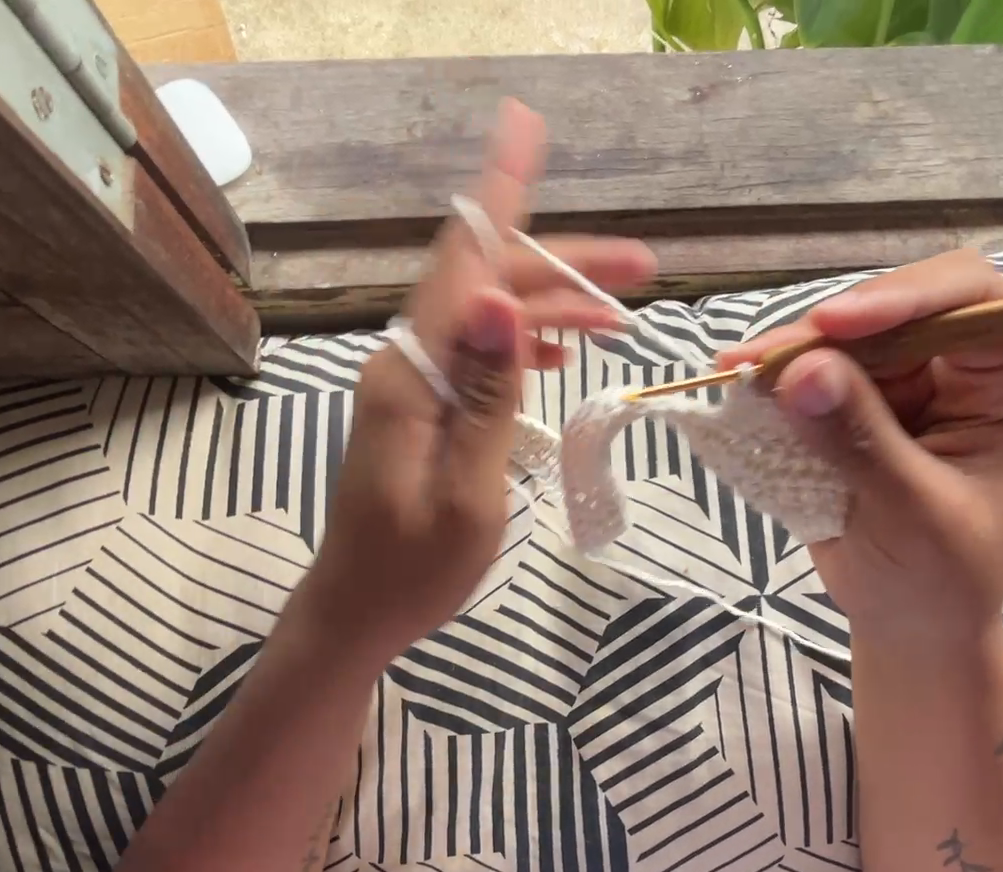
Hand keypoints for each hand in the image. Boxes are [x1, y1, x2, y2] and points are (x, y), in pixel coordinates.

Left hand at [296, 100, 655, 662]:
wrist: (358, 610)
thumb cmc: (415, 570)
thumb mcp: (467, 490)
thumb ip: (485, 396)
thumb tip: (500, 298)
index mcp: (412, 376)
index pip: (461, 264)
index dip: (500, 195)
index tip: (525, 129)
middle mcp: (406, 363)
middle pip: (485, 286)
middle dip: (563, 269)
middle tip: (644, 275)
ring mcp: (411, 383)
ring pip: (486, 318)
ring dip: (551, 308)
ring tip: (618, 321)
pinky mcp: (421, 407)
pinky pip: (478, 355)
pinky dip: (524, 345)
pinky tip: (560, 356)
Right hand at [717, 249, 1002, 640]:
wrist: (907, 621)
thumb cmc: (937, 576)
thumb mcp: (906, 510)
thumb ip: (857, 439)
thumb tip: (798, 371)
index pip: (974, 303)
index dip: (905, 299)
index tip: (832, 327)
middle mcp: (959, 367)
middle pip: (895, 312)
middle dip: (827, 332)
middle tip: (760, 358)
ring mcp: (906, 383)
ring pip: (844, 339)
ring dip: (788, 352)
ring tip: (733, 371)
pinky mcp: (857, 404)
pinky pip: (813, 373)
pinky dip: (775, 380)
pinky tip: (738, 384)